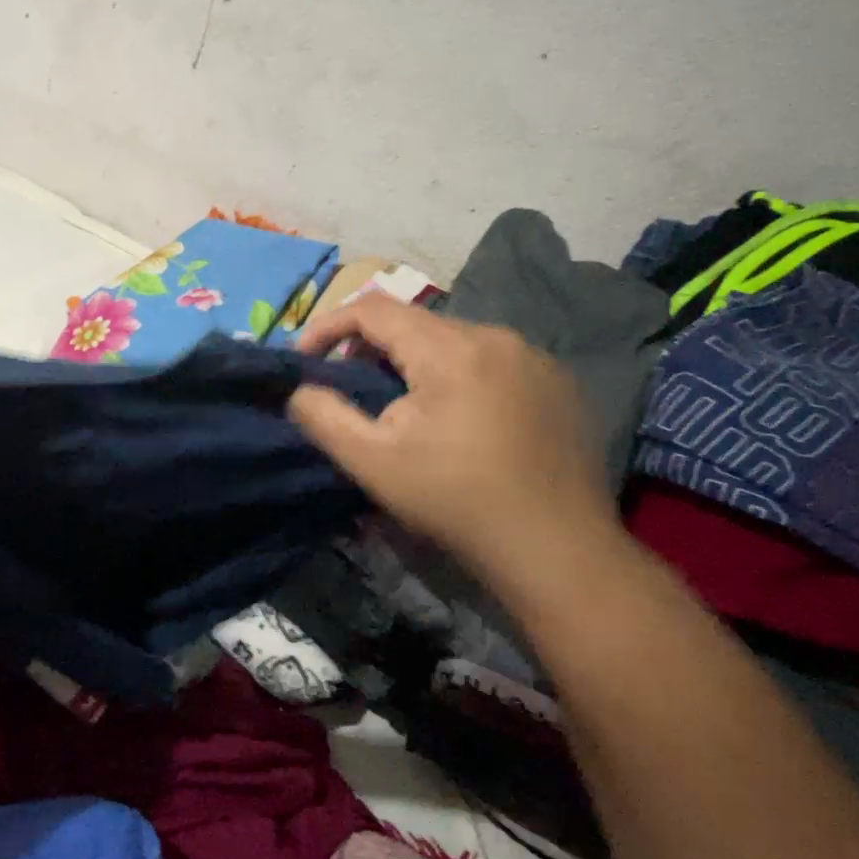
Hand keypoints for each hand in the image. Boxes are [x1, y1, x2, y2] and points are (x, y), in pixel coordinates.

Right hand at [289, 295, 620, 583]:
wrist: (555, 548)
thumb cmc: (453, 500)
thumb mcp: (370, 461)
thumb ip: (323, 415)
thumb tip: (299, 389)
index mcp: (451, 350)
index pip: (373, 309)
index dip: (327, 327)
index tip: (303, 361)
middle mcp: (499, 338)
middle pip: (415, 323)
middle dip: (370, 350)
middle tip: (350, 391)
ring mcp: (537, 359)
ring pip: (454, 342)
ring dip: (416, 364)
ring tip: (402, 410)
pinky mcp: (560, 384)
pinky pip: (492, 362)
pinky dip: (458, 378)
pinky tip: (457, 423)